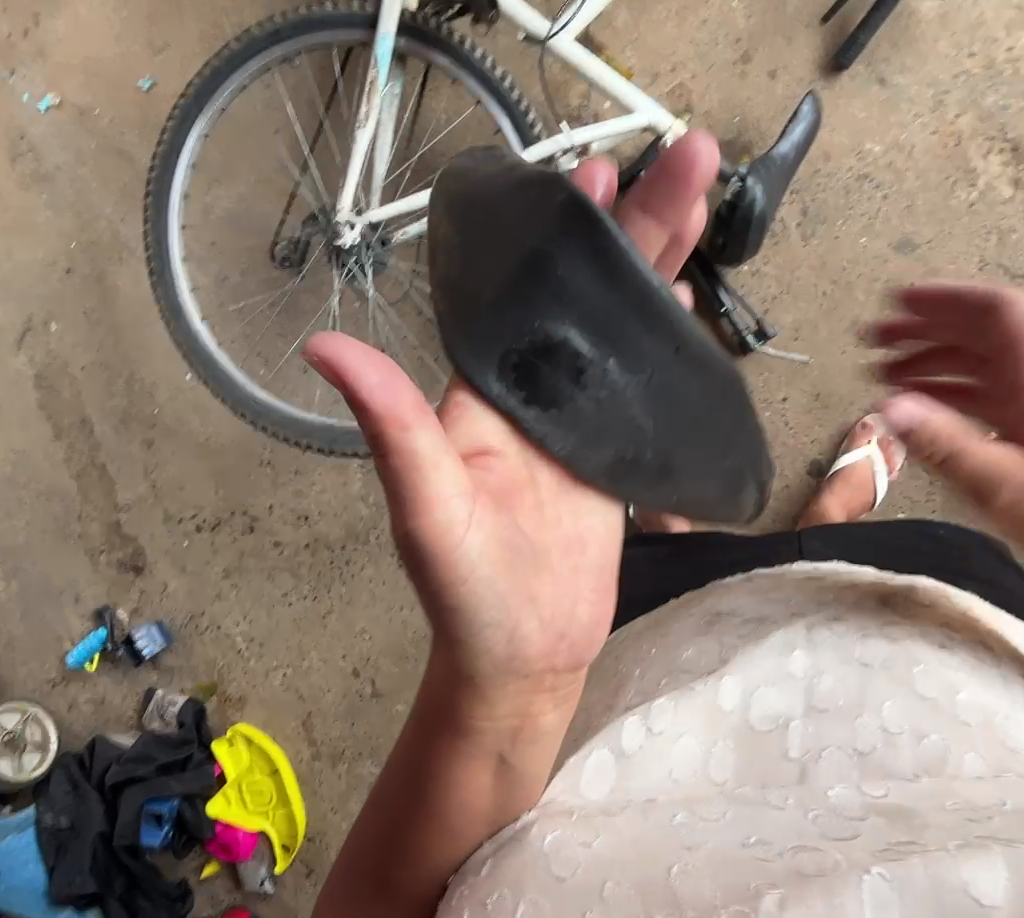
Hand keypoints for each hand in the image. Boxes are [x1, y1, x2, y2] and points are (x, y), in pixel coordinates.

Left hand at [304, 132, 721, 713]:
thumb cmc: (466, 592)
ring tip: (700, 201)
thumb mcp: (426, 505)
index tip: (593, 174)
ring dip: (658, 268)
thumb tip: (323, 345)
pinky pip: (645, 385)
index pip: (526, 292)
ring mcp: (578, 426)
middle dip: (635, 229)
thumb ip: (392, 426)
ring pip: (624, 331)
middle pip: (589, 298)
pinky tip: (688, 300)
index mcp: (486, 395)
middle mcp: (532, 398)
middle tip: (685, 156)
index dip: (562, 233)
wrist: (522, 656)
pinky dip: (666, 338)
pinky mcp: (614, 458)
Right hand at [868, 281, 1023, 589]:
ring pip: (980, 363)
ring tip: (881, 369)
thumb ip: (943, 442)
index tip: (899, 301)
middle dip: (928, 326)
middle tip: (874, 335)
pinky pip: (982, 395)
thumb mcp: (1001, 483)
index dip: (950, 299)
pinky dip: (944, 391)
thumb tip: (886, 405)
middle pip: (985, 333)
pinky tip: (912, 403)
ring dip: (931, 358)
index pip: (1001, 315)